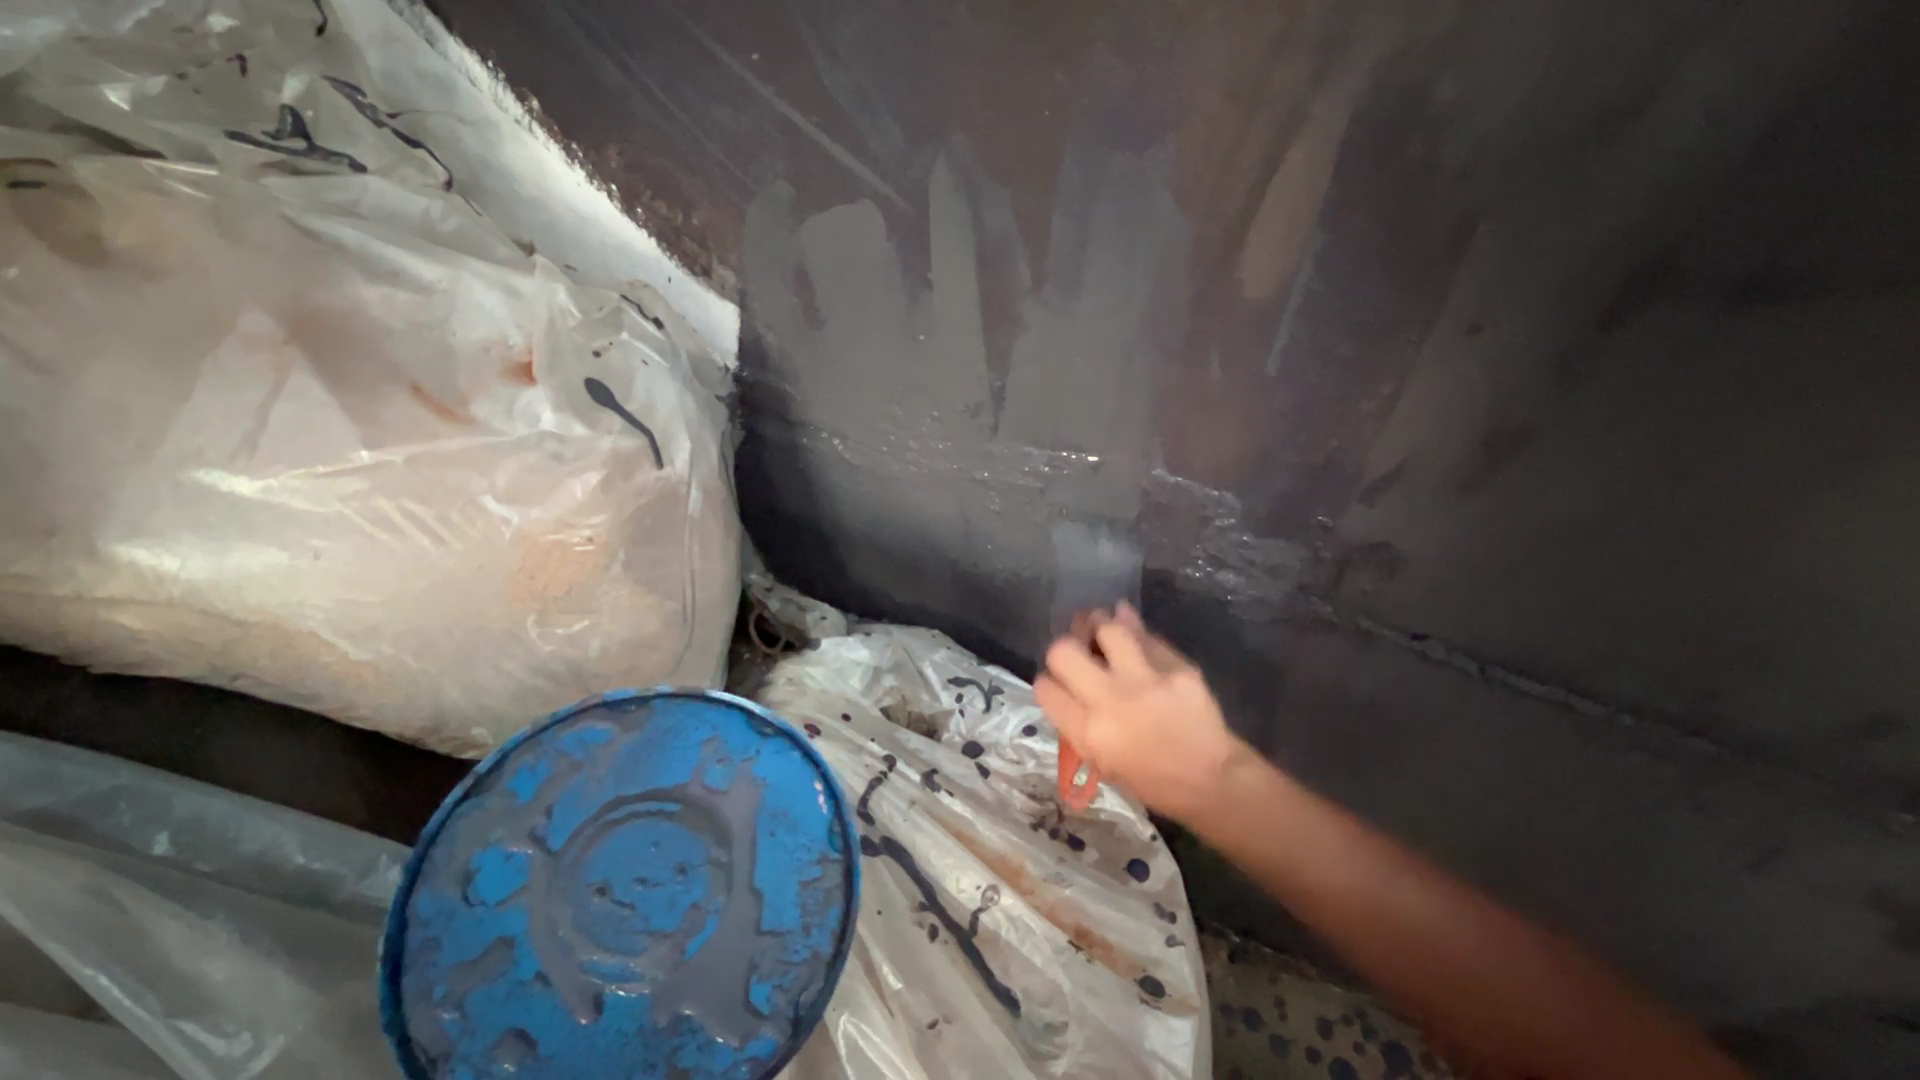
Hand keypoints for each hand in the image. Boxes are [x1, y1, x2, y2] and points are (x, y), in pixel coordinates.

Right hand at [1033, 602, 1254, 822]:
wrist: (1210, 778)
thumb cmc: (1150, 780)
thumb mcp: (1100, 763)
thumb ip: (1076, 724)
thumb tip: (1064, 686)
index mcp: (1089, 733)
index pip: (1046, 688)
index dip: (1049, 681)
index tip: (1060, 682)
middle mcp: (1112, 701)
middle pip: (1064, 652)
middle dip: (1065, 647)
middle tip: (1076, 648)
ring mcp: (1147, 680)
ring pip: (1107, 629)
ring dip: (1098, 625)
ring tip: (1099, 627)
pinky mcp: (1178, 668)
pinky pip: (1147, 636)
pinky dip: (1134, 630)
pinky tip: (1130, 629)